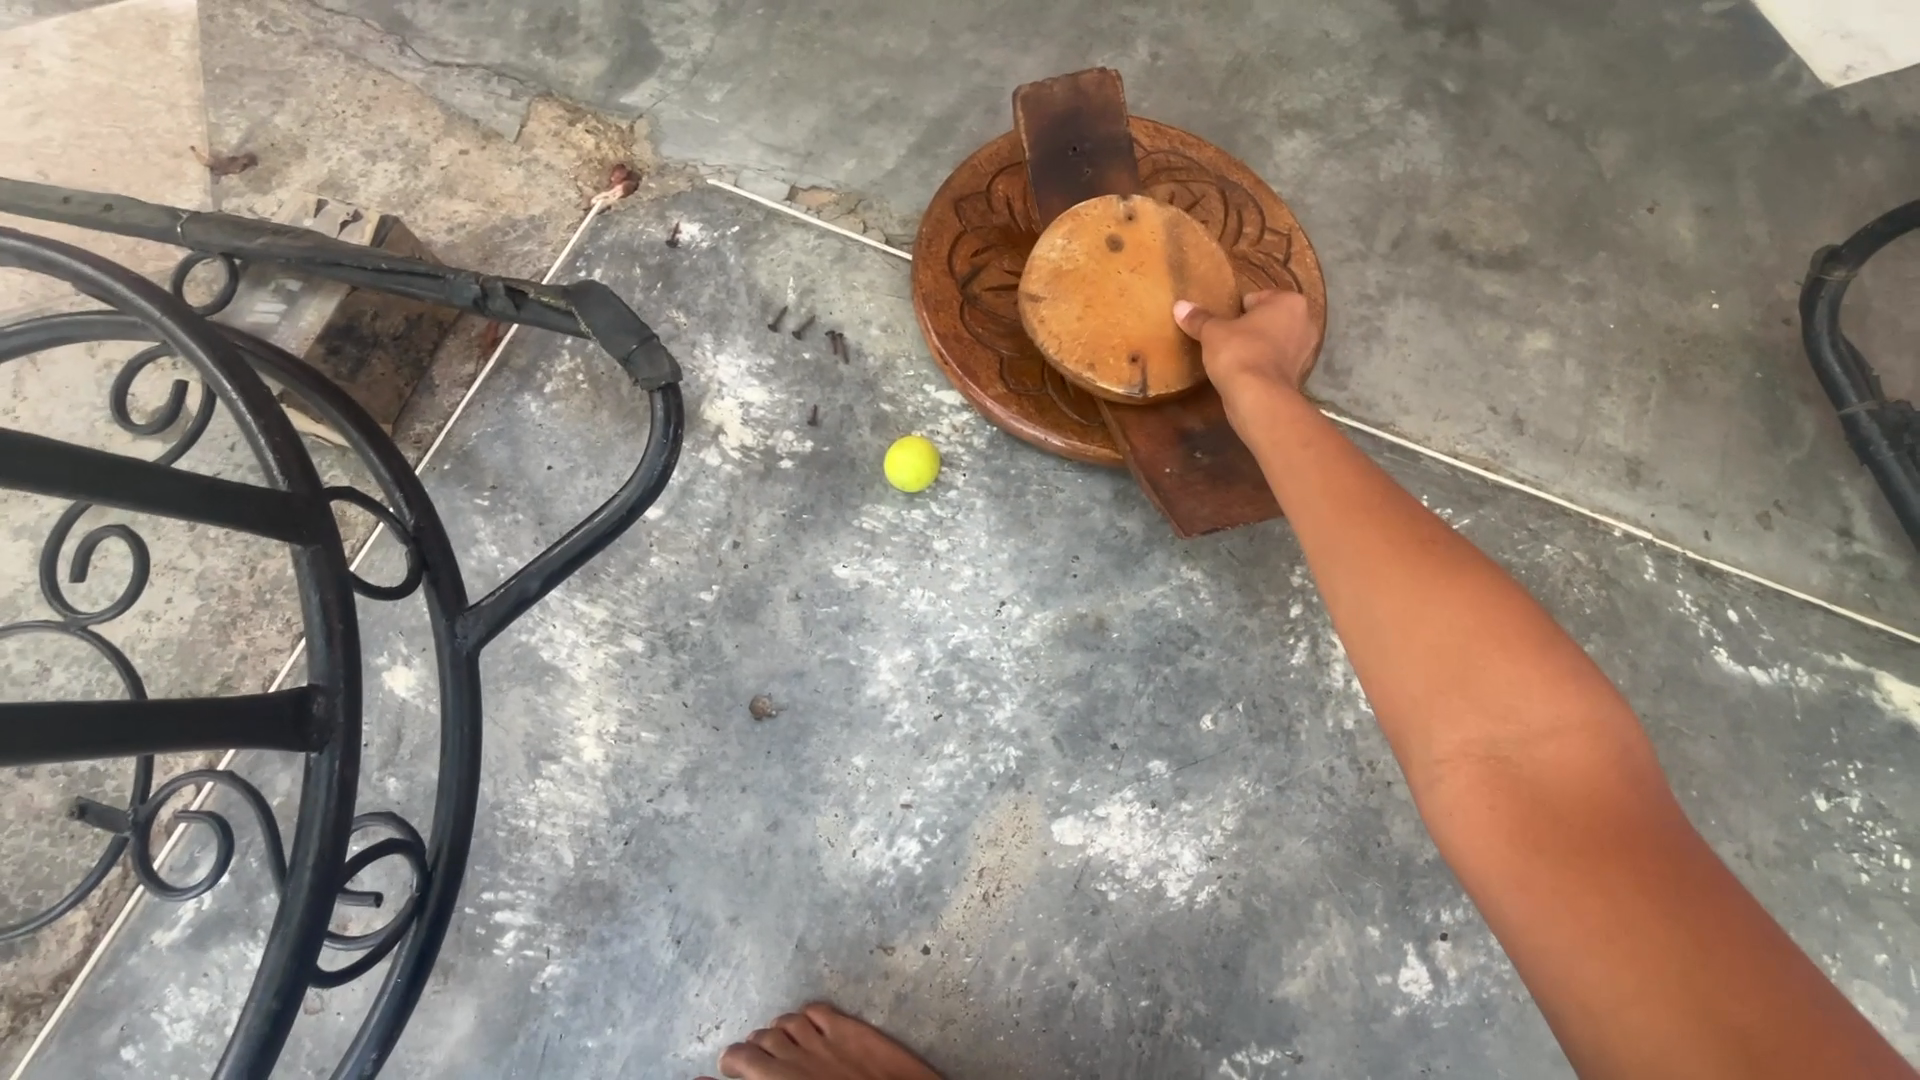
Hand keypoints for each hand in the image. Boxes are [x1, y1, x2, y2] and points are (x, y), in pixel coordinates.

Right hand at [1173, 290, 1316, 423]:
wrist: (1257, 397)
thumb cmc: (1238, 352)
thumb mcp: (1212, 332)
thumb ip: (1198, 318)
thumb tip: (1179, 305)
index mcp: (1289, 301)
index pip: (1256, 298)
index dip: (1235, 311)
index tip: (1221, 326)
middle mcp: (1305, 322)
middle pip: (1269, 320)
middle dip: (1251, 328)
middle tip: (1226, 341)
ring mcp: (1306, 351)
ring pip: (1274, 343)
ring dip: (1259, 348)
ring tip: (1234, 359)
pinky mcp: (1298, 376)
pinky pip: (1275, 364)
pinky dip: (1263, 367)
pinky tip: (1245, 375)